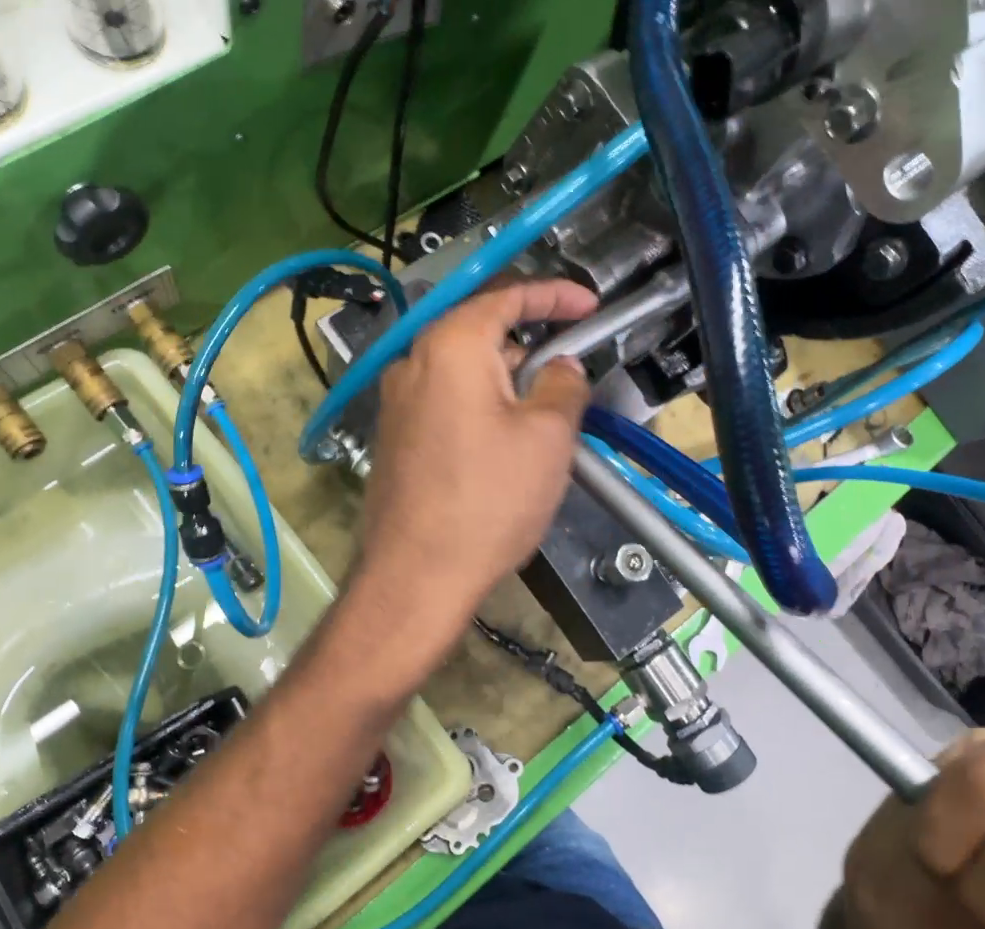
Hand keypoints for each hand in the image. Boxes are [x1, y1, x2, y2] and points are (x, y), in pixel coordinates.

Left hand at [355, 280, 597, 621]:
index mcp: (450, 346)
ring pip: (464, 375)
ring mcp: (396, 403)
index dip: (555, 295)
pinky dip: (480, 411)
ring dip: (506, 387)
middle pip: (481, 335)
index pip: (507, 297)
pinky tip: (501, 453)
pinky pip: (445, 405)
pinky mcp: (394, 440)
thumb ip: (564, 386)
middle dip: (531, 351)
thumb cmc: (488, 500)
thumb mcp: (548, 437)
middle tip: (570, 385)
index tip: (589, 305)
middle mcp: (413, 363)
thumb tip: (561, 369)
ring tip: (541, 429)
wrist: (417, 576)